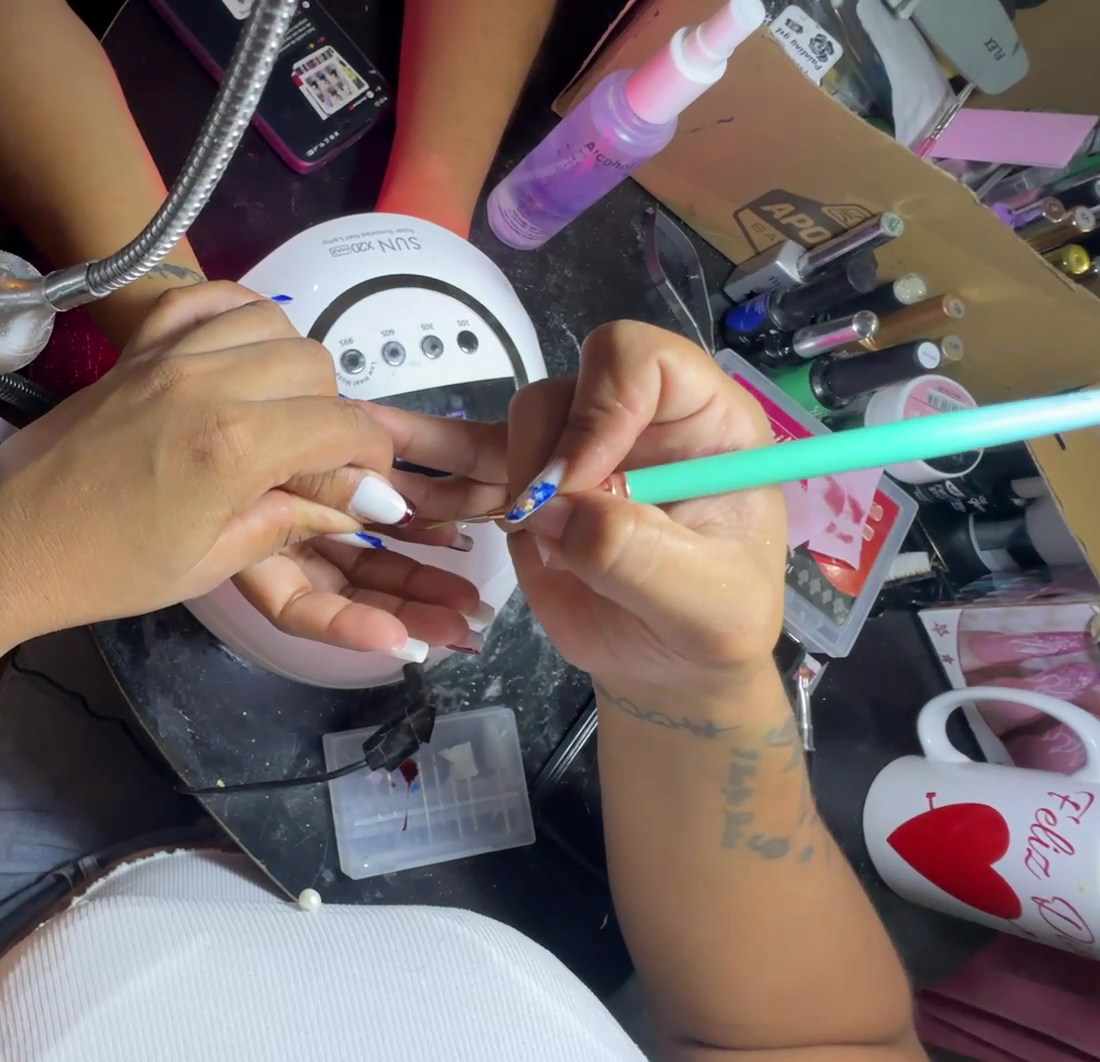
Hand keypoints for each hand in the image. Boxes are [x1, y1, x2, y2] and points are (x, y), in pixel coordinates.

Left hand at [0, 283, 480, 653]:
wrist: (6, 547)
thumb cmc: (106, 572)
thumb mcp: (208, 562)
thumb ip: (287, 519)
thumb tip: (354, 503)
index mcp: (233, 448)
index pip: (343, 424)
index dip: (371, 454)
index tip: (368, 480)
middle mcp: (207, 383)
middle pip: (315, 364)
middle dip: (332, 412)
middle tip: (315, 457)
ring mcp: (165, 356)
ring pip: (270, 323)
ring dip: (290, 365)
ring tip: (278, 409)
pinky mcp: (134, 349)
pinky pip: (202, 300)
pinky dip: (235, 317)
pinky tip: (238, 353)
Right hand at [370, 322, 785, 694]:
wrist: (657, 658)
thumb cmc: (703, 627)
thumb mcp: (703, 603)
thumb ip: (636, 552)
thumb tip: (554, 511)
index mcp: (695, 426)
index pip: (639, 364)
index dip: (599, 409)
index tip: (583, 483)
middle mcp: (627, 426)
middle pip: (557, 395)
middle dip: (534, 457)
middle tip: (535, 522)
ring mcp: (569, 457)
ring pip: (504, 428)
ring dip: (459, 460)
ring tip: (419, 500)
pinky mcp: (522, 491)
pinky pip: (469, 471)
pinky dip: (431, 481)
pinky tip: (396, 492)